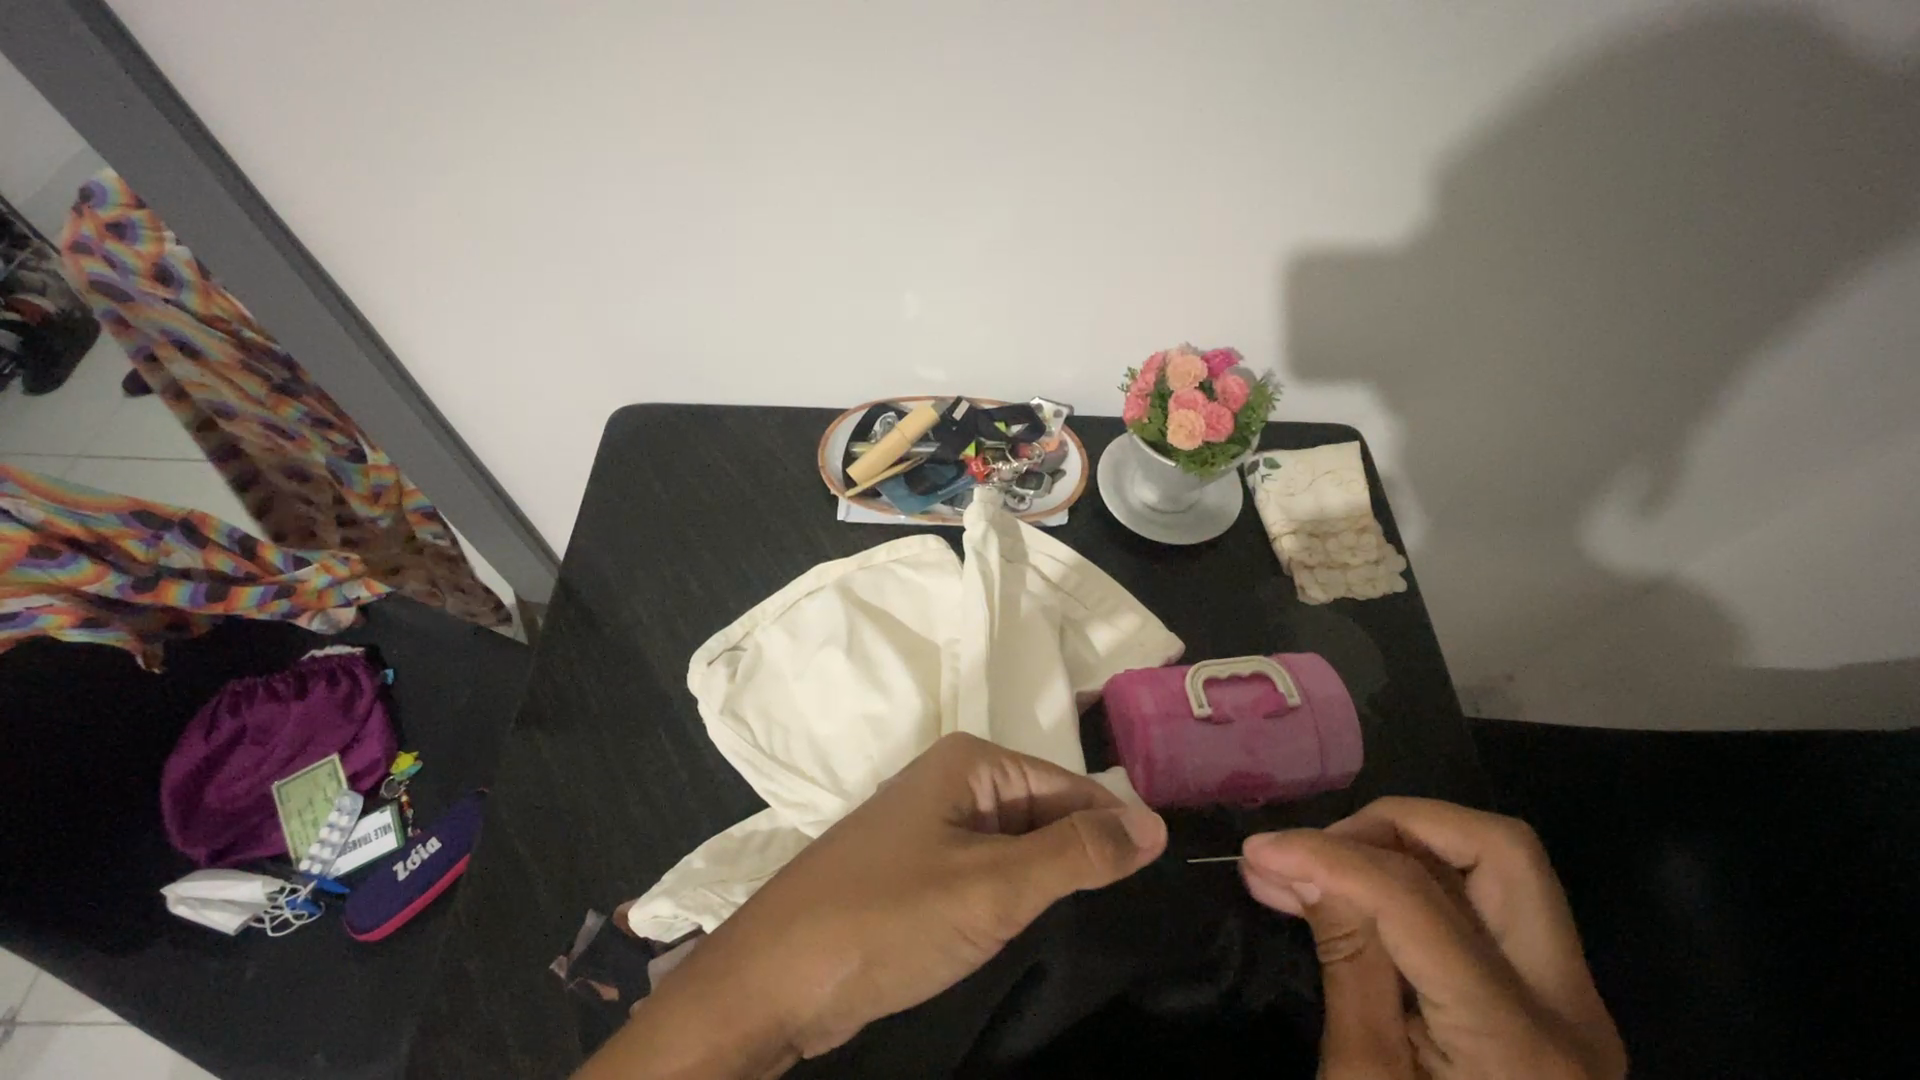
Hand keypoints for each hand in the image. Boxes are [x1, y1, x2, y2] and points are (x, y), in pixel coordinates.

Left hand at [578, 733, 1166, 1078]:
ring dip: (1044, 882)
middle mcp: (949, 782)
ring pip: (1014, 847)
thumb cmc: (888, 919)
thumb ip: (1078, 852)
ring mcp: (928, 827)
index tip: (1156, 877)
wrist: (775, 980)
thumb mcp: (995, 886)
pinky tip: (1022, 929)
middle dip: (1077, 857)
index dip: (1113, 829)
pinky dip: (1009, 898)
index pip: (1069, 785)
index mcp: (969, 763)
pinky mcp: (914, 871)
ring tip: (1082, 920)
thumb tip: (1154, 822)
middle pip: (1042, 811)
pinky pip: (983, 872)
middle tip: (1120, 910)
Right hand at [1240, 797, 1625, 1079]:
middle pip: (1501, 850)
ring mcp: (1577, 1003)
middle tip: (1322, 851)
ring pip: (1505, 865)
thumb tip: (1304, 862)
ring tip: (1327, 866)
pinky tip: (1359, 898)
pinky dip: (1422, 880)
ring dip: (1410, 845)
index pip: (1417, 900)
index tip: (1258, 850)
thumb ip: (1346, 962)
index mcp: (1521, 1045)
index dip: (1328, 856)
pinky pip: (1493, 904)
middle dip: (1395, 825)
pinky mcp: (1557, 1004)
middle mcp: (1573, 1007)